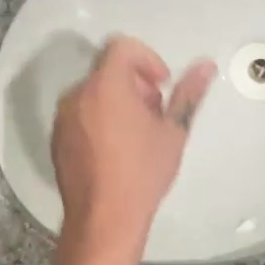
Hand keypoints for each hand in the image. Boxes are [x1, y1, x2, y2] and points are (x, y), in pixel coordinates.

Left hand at [52, 36, 216, 255]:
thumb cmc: (144, 172)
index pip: (122, 47)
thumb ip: (188, 94)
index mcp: (107, 87)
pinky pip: (81, 113)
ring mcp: (63, 117)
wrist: (105, 217)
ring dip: (119, 102)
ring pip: (94, 92)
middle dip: (136, 83)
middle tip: (155, 114)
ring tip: (138, 134)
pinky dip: (101, 119)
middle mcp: (78, 95)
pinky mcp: (58, 138)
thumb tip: (206, 65)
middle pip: (108, 70)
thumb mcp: (174, 132)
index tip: (162, 86)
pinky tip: (118, 150)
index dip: (148, 59)